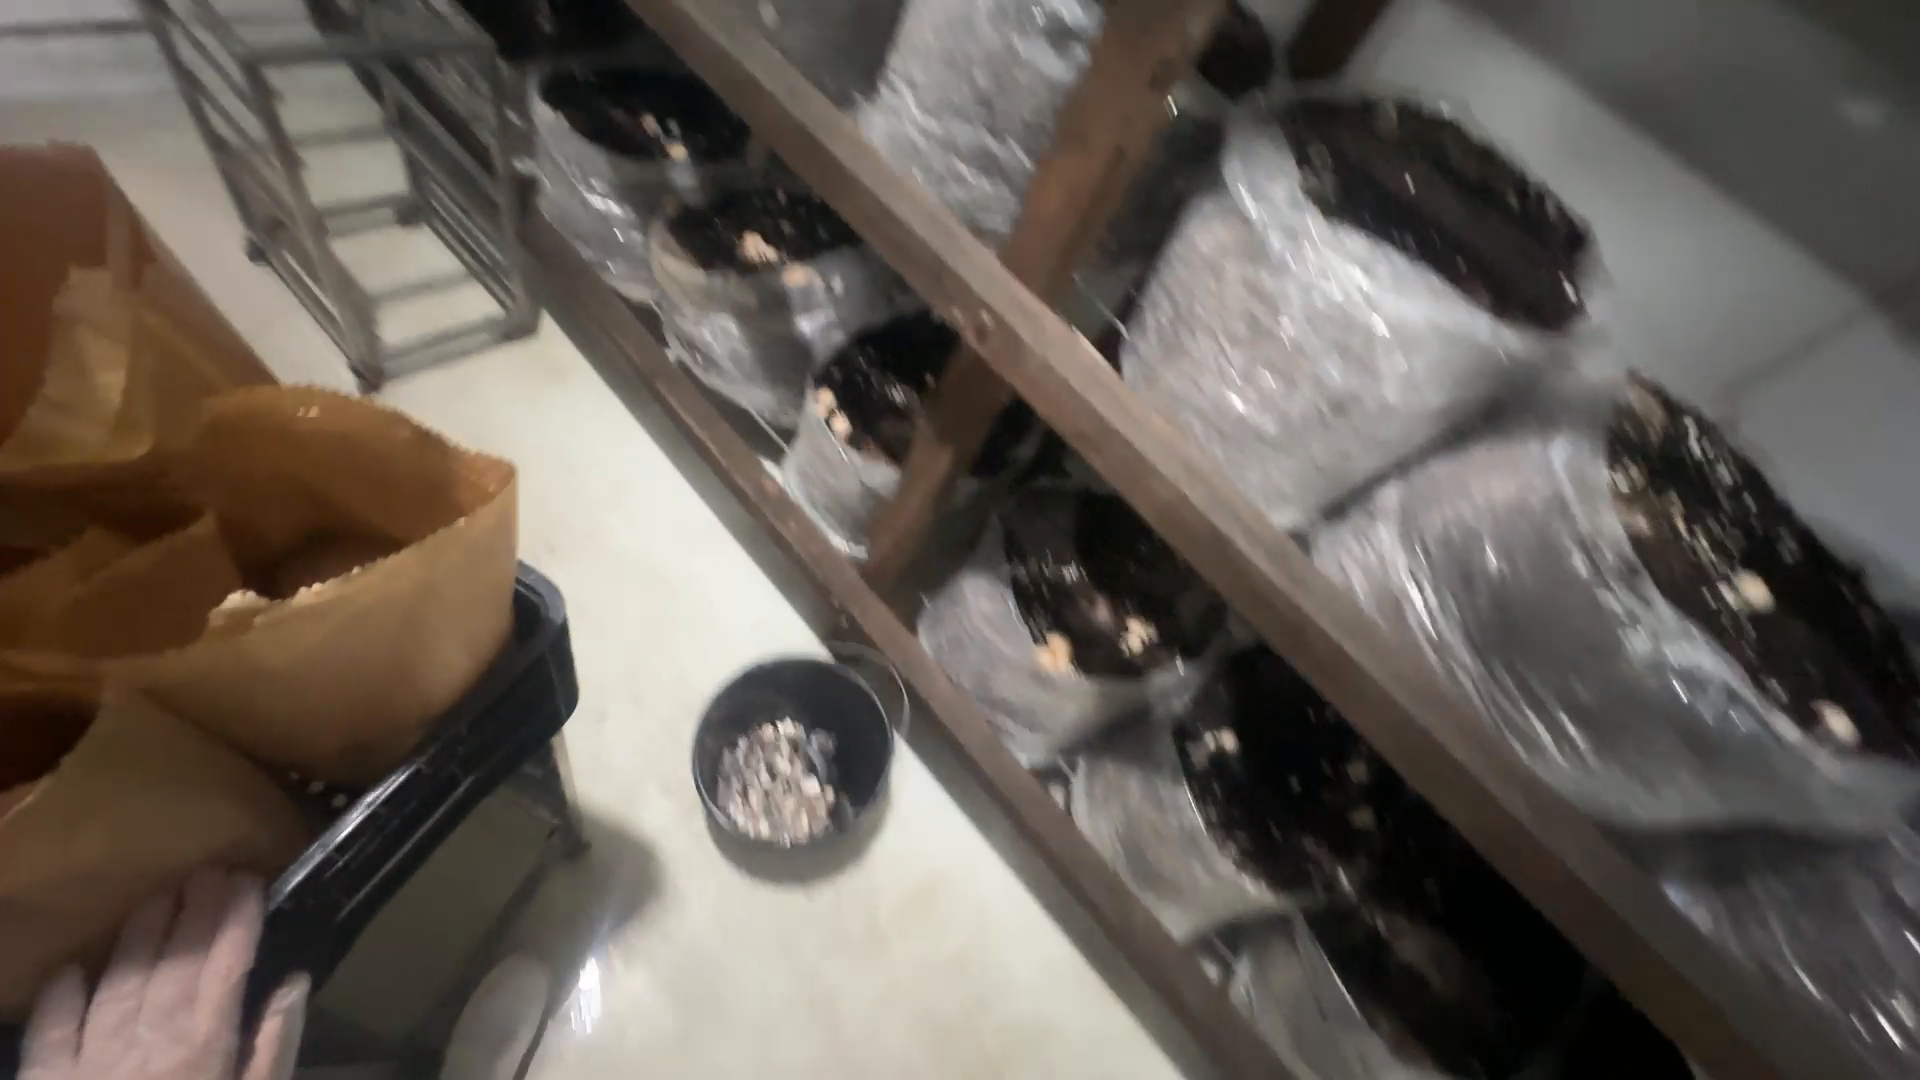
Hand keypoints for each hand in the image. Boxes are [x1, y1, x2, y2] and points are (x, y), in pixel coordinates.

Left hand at [21, 873, 307, 1079]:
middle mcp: (148, 1043)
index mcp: (205, 1043)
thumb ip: (274, 1042)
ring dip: (135, 941)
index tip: (250, 878)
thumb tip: (293, 978)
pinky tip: (69, 973)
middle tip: (207, 872)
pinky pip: (47, 1041)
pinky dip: (57, 1004)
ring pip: (115, 989)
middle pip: (173, 966)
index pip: (226, 964)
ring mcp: (89, 1066)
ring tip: (154, 901)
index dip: (238, 917)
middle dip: (193, 914)